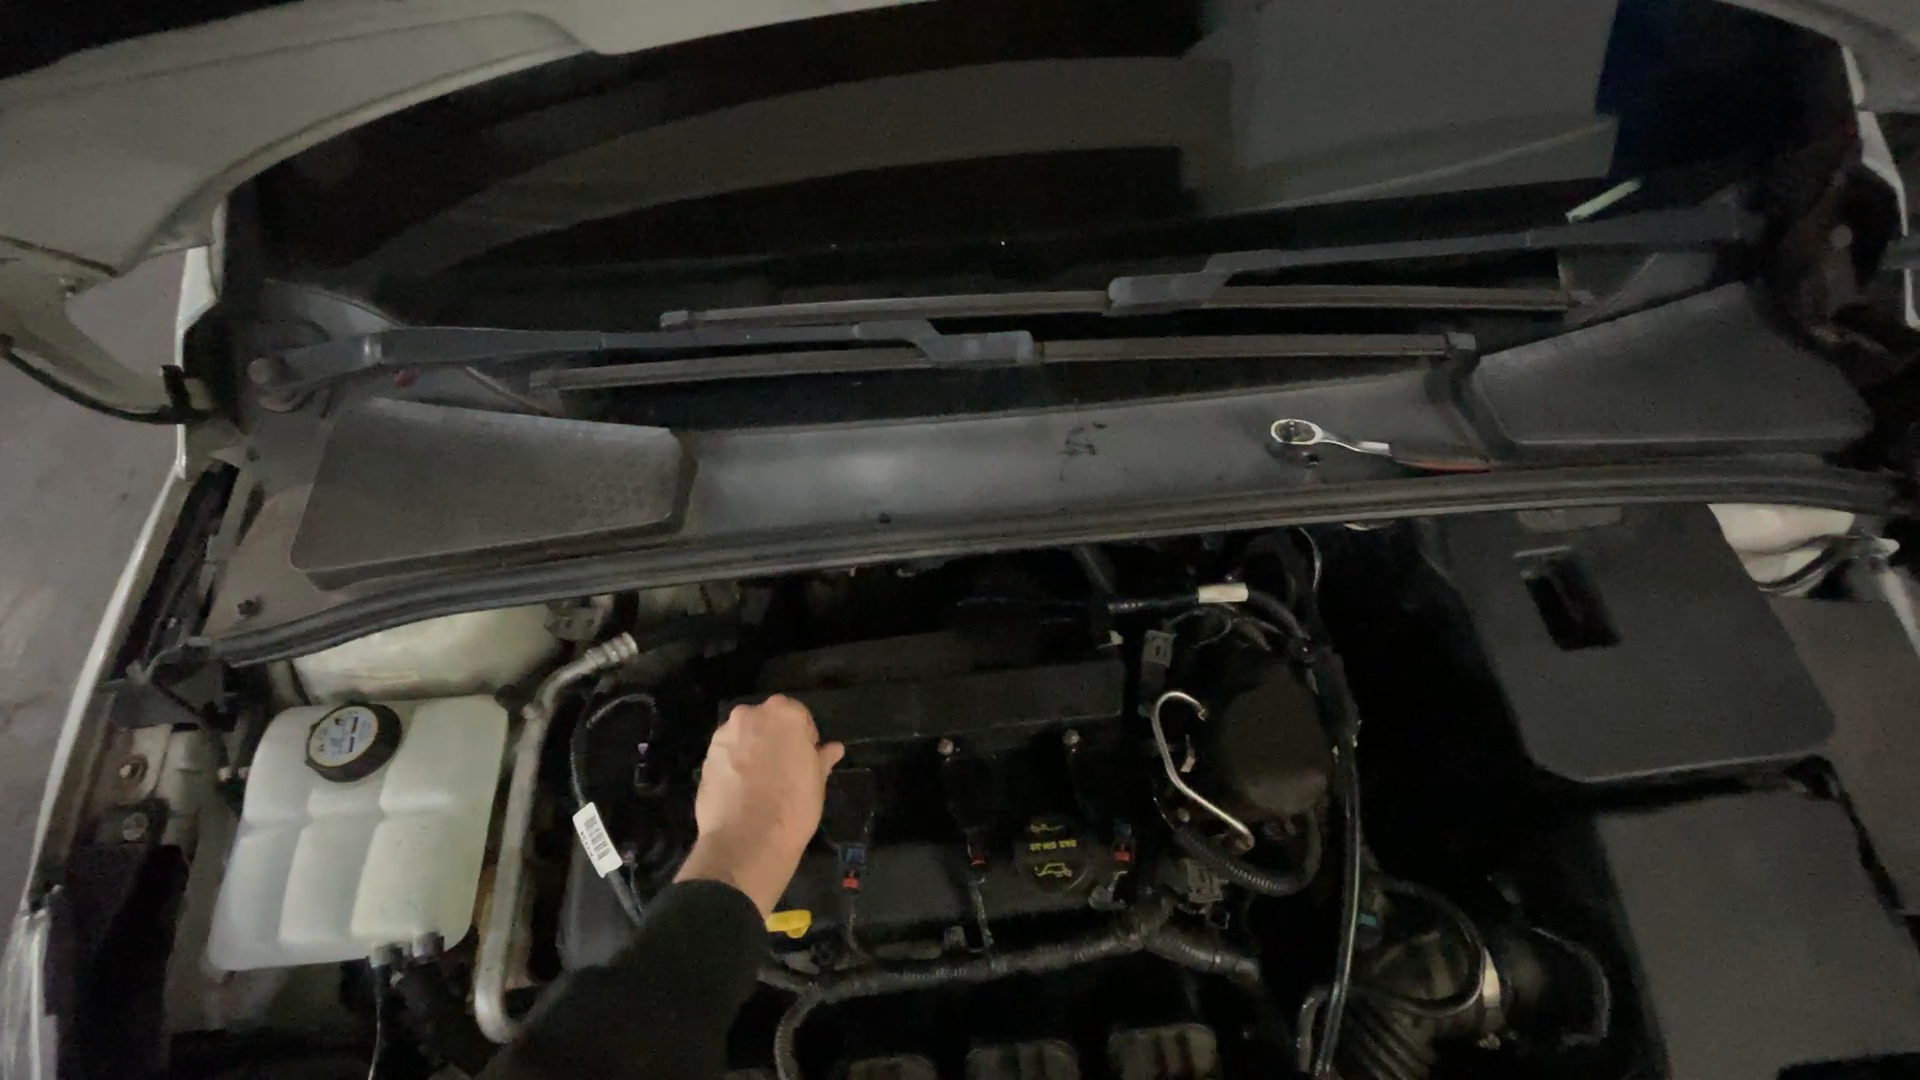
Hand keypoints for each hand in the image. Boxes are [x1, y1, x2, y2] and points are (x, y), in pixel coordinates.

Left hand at [675, 694, 844, 915]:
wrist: (746, 842)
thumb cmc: (793, 805)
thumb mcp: (816, 781)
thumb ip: (822, 758)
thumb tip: (834, 748)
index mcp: (783, 713)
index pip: (798, 715)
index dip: (804, 738)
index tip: (806, 759)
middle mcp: (750, 716)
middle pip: (767, 721)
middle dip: (775, 739)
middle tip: (785, 769)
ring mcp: (724, 737)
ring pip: (744, 737)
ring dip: (753, 751)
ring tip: (761, 782)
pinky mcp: (705, 760)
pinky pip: (727, 756)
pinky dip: (734, 766)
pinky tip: (742, 791)